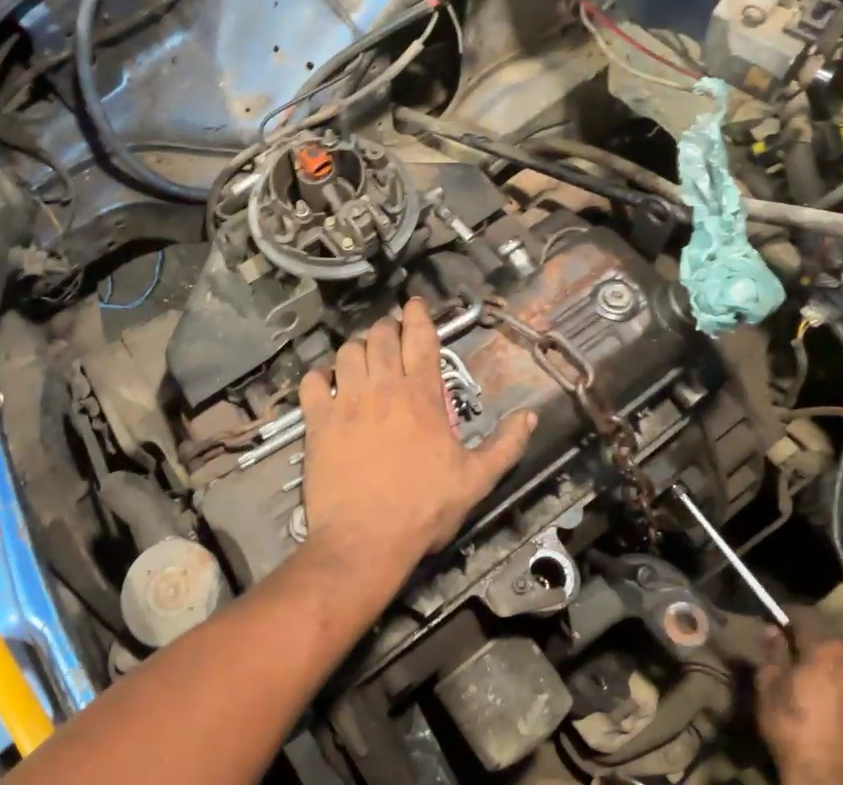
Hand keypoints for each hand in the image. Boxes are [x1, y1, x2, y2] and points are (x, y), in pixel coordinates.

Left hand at [298, 298, 537, 573]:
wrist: (364, 540)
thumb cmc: (423, 510)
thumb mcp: (476, 481)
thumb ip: (505, 445)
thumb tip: (530, 416)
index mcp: (422, 397)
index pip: (422, 339)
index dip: (419, 315)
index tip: (415, 304)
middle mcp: (383, 389)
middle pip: (382, 336)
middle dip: (387, 328)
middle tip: (390, 334)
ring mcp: (346, 402)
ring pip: (347, 352)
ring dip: (356, 348)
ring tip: (362, 358)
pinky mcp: (317, 421)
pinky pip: (311, 382)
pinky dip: (318, 377)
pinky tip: (326, 384)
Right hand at [755, 607, 842, 784]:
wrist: (836, 783)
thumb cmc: (794, 730)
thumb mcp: (770, 689)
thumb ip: (772, 654)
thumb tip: (772, 629)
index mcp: (826, 648)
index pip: (805, 615)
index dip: (786, 614)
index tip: (773, 619)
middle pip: (830, 636)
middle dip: (811, 636)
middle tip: (792, 648)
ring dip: (831, 659)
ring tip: (814, 673)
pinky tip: (834, 697)